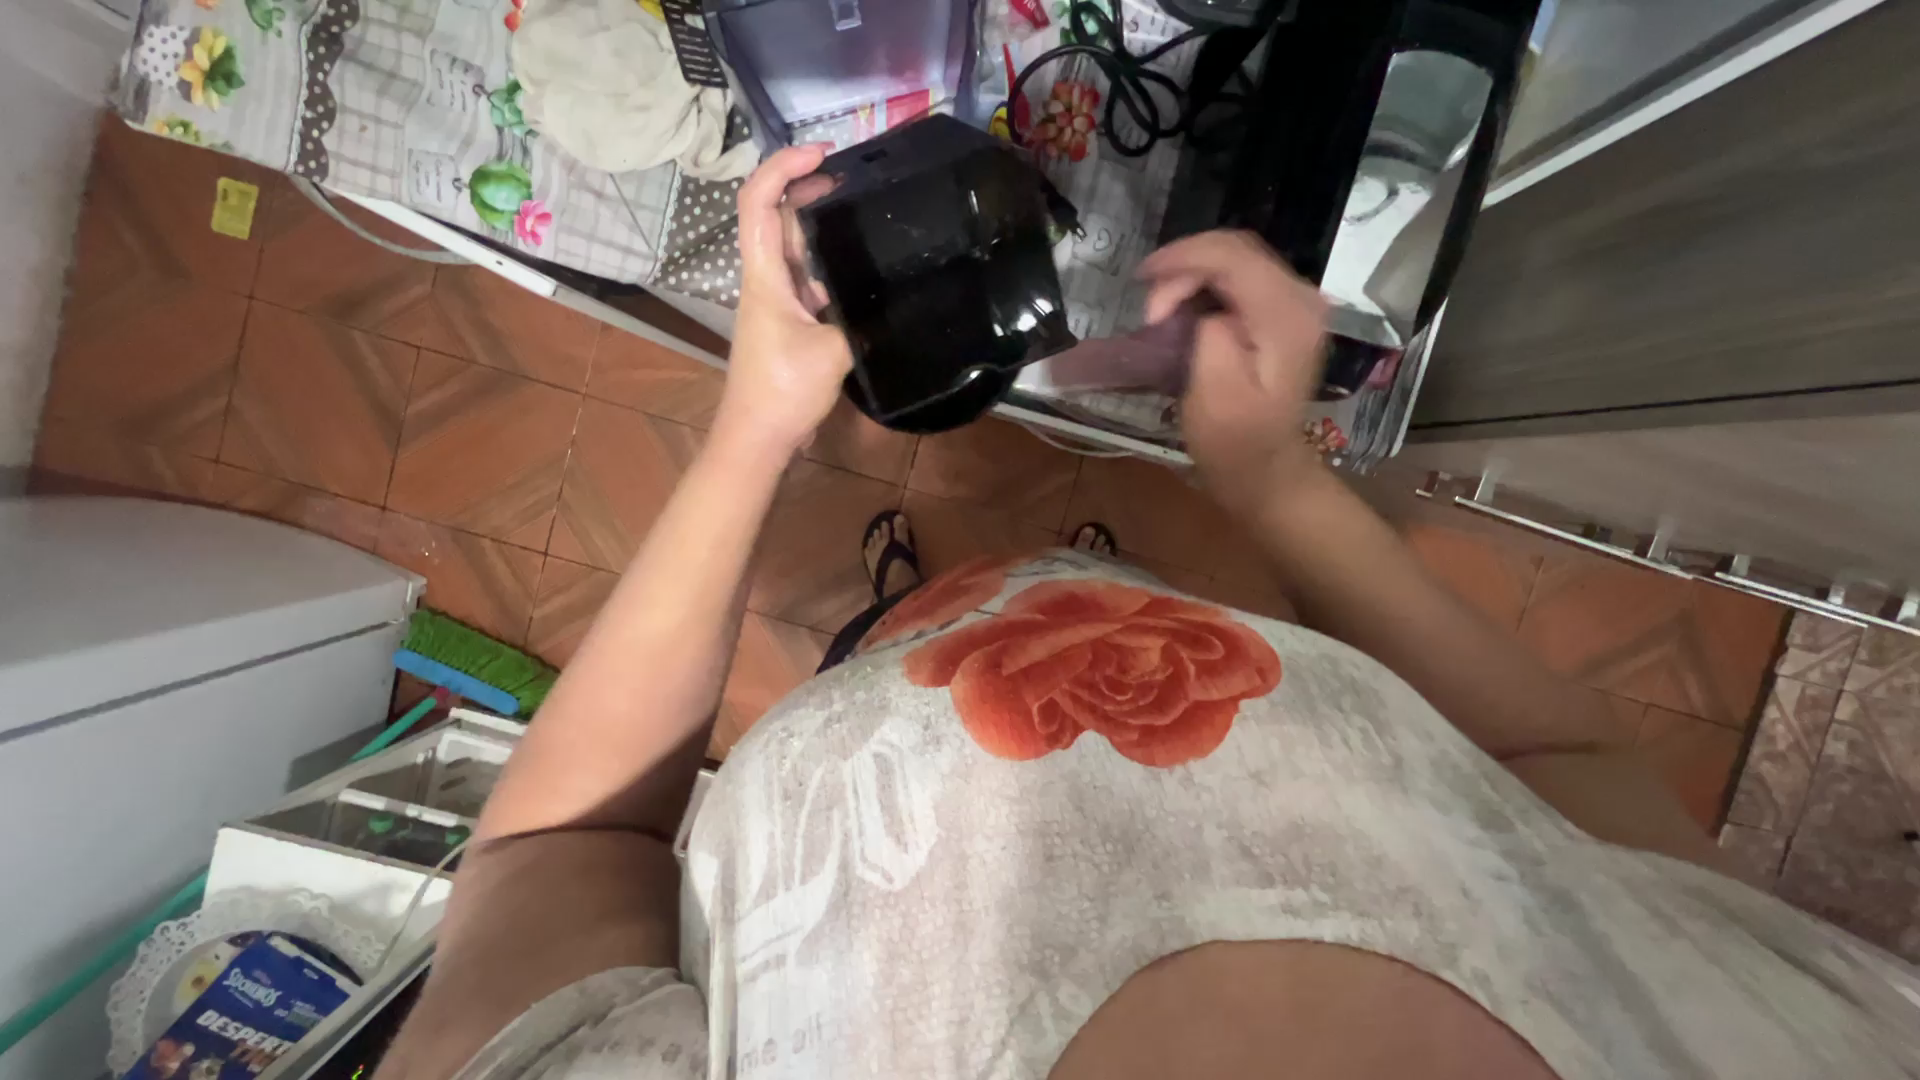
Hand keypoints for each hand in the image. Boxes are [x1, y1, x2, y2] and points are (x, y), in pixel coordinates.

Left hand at [713, 145, 852, 457]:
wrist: (758, 437)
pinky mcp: (789, 324)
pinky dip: (830, 269)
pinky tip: (861, 275)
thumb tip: (892, 304)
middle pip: (776, 216)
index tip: (824, 155)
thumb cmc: (782, 391)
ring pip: (794, 250)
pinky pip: (808, 282)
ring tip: (864, 220)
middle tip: (852, 183)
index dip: (784, 167)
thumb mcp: (831, 352)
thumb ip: (860, 320)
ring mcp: (776, 302)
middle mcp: (766, 280)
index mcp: (764, 276)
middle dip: (808, 188)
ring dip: (821, 229)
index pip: (759, 200)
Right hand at [1137, 230, 1328, 517]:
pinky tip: (1182, 311)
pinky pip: (1238, 279)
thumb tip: (1206, 311)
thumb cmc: (1235, 443)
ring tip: (1162, 315)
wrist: (1264, 471)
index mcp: (1286, 316)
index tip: (1141, 281)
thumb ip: (1213, 339)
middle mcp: (1301, 299)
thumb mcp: (1216, 398)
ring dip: (1191, 277)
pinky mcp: (1281, 315)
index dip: (1182, 259)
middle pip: (1236, 251)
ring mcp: (1295, 305)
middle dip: (1184, 268)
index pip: (1233, 257)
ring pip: (1235, 260)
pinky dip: (1204, 286)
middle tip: (1151, 312)